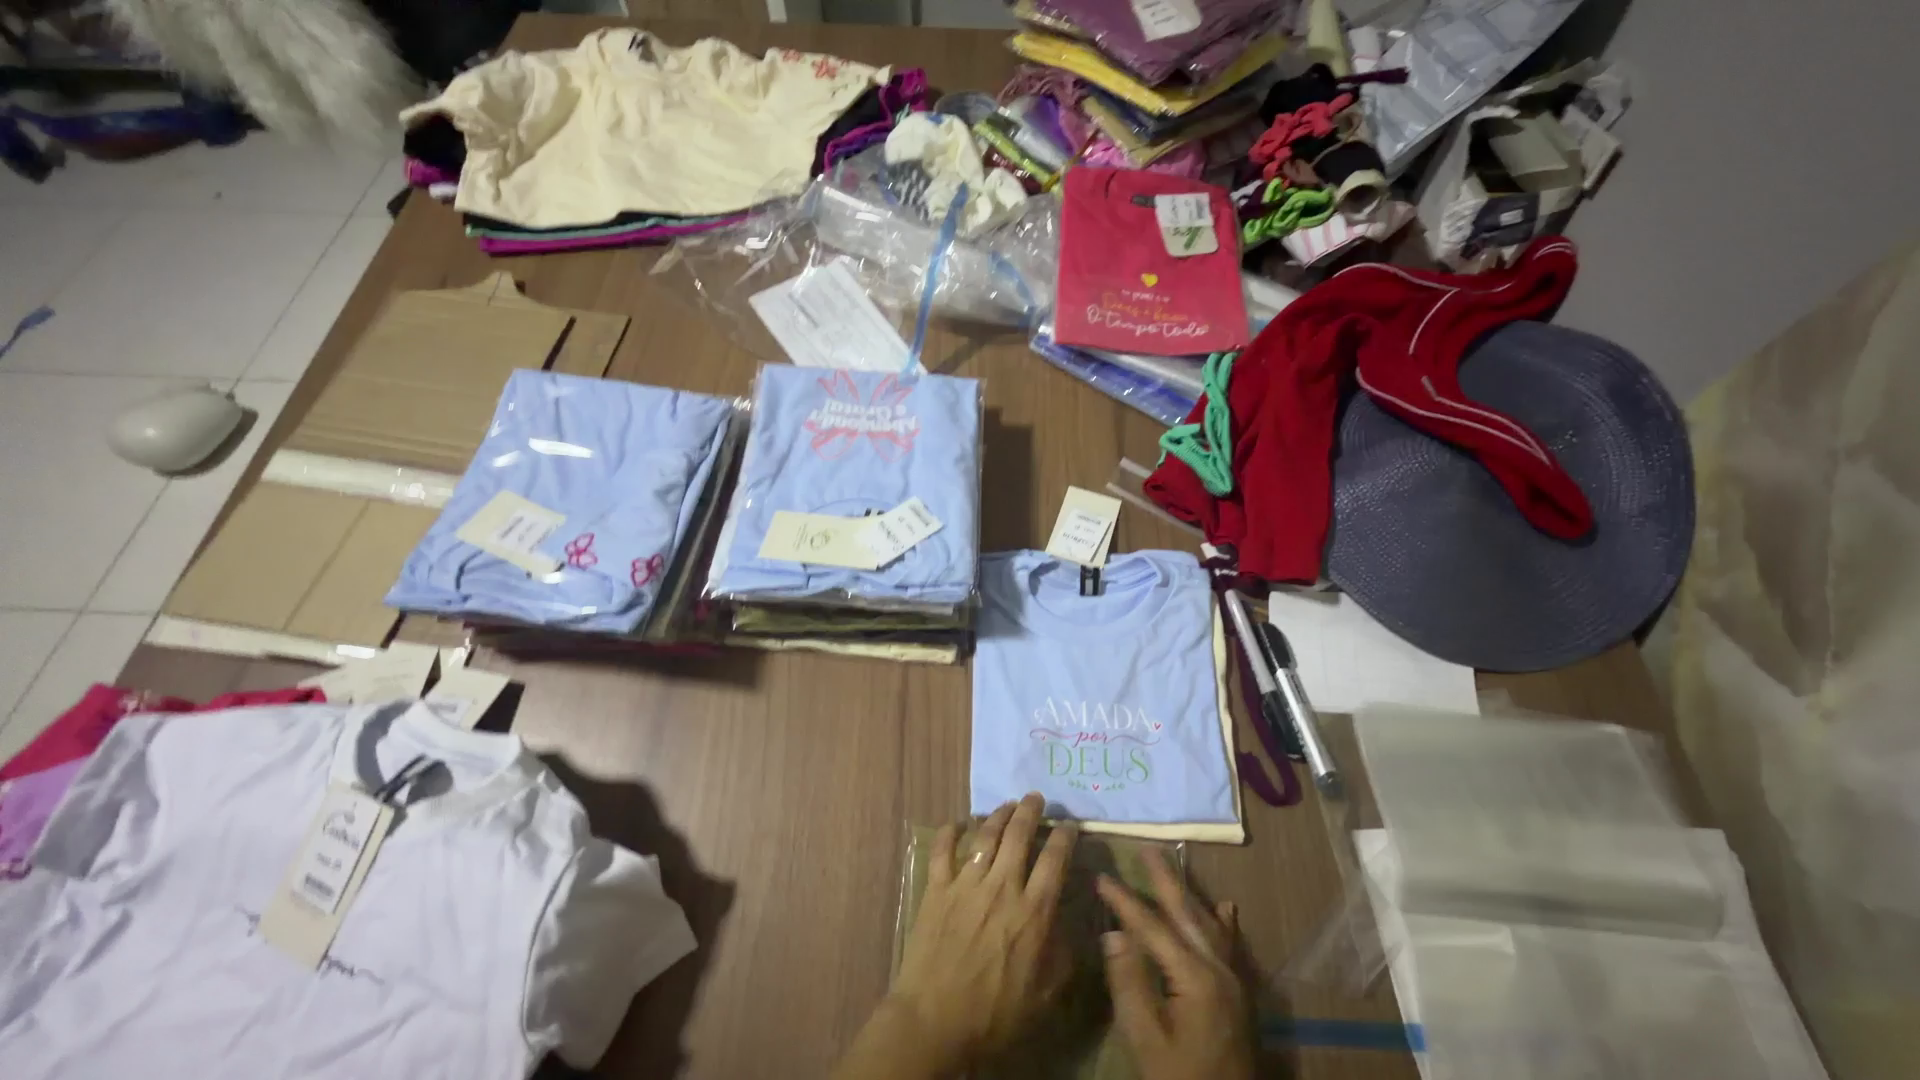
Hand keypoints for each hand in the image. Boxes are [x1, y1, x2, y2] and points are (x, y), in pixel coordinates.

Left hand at [835, 793, 1076, 1078]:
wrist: (936, 1019)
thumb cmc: (996, 1012)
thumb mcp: (1046, 991)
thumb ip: (1064, 952)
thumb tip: (1073, 921)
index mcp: (1033, 911)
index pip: (1055, 859)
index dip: (1064, 836)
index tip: (1069, 825)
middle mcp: (1002, 887)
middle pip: (1019, 835)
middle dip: (1030, 811)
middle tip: (1035, 798)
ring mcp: (966, 884)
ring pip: (984, 835)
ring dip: (997, 815)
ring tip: (1006, 805)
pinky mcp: (936, 889)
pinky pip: (943, 850)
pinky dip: (951, 831)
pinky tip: (958, 822)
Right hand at [1096, 849, 1254, 1079]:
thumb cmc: (1179, 1077)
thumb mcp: (1145, 1037)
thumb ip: (1129, 982)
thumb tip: (1113, 934)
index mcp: (1194, 976)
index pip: (1152, 927)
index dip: (1125, 901)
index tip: (1100, 877)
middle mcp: (1219, 968)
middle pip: (1188, 913)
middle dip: (1165, 880)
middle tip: (1147, 849)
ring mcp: (1233, 980)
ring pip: (1210, 924)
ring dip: (1189, 893)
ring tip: (1175, 867)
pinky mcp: (1239, 993)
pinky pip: (1229, 944)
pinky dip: (1222, 921)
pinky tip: (1224, 907)